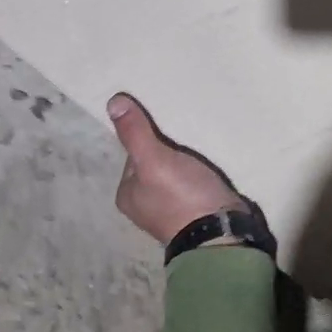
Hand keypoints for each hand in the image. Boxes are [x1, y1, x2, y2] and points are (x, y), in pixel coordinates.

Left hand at [109, 93, 244, 243]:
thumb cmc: (181, 195)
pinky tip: (211, 170)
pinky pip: (194, 185)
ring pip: (176, 175)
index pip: (135, 154)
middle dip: (171, 152)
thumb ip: (135, 133)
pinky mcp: (196, 213)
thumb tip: (112, 100)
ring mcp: (170, 211)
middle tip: (190, 140)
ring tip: (203, 152)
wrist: (220, 231)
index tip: (171, 132)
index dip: (152, 139)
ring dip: (188, 164)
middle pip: (156, 164)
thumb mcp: (154, 159)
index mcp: (127, 195)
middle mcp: (144, 205)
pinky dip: (201, 176)